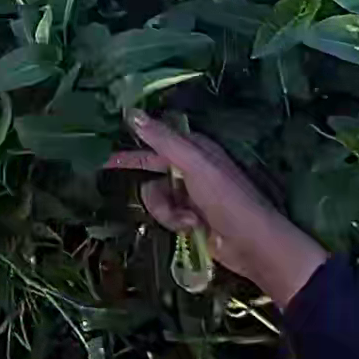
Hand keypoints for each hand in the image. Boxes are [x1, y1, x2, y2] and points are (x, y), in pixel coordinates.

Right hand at [105, 110, 328, 303]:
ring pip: (154, 192)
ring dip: (165, 206)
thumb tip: (130, 112)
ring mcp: (188, 193)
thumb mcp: (193, 164)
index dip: (136, 134)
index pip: (157, 135)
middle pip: (150, 162)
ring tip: (184, 217)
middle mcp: (189, 166)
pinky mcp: (188, 217)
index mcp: (194, 147)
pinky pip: (164, 212)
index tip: (110, 132)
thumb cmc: (227, 199)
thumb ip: (162, 139)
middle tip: (104, 163)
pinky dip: (173, 220)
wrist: (255, 246)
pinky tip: (190, 226)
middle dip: (135, 166)